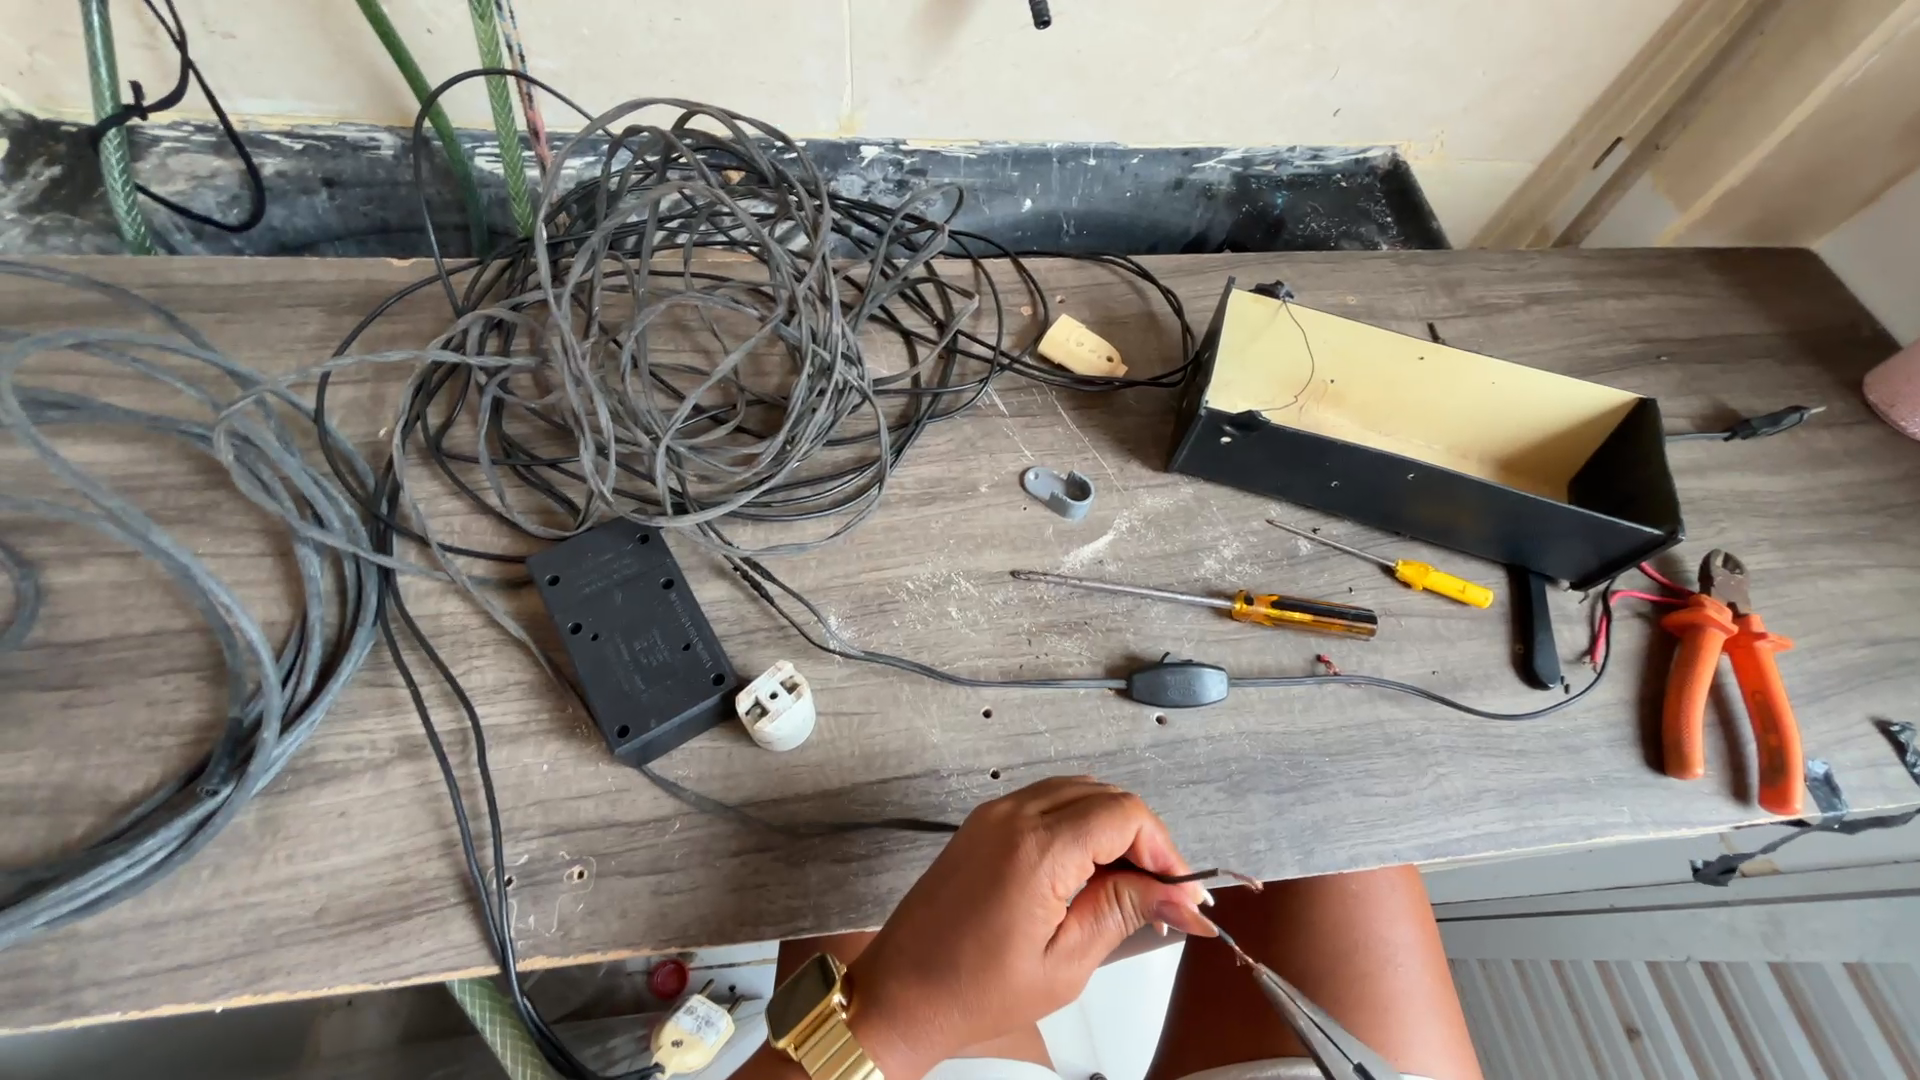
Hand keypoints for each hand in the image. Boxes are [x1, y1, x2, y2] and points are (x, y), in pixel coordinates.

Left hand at [845, 777, 1214, 1078]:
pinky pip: (1046, 799)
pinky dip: (1077, 822)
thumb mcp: (1065, 963)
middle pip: (1104, 795)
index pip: (1124, 813)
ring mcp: (995, 813)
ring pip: (1077, 790)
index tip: (1176, 890)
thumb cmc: (972, 989)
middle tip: (1156, 892)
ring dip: (1110, 826)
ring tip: (1122, 885)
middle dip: (1141, 837)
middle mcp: (1013, 816)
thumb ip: (1124, 912)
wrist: (903, 989)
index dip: (1162, 847)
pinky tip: (1083, 869)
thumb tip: (1177, 895)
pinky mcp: (984, 821)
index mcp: (1037, 849)